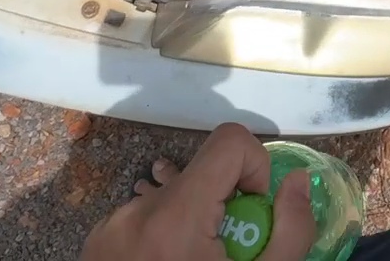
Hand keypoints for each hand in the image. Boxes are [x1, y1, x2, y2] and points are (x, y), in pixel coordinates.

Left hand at [81, 123, 315, 260]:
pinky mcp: (94, 248)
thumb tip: (294, 180)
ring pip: (175, 199)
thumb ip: (292, 231)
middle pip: (204, 174)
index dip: (256, 166)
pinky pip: (146, 221)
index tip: (255, 215)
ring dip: (197, 227)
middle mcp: (134, 214)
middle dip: (229, 208)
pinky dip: (167, 241)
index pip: (229, 141)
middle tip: (230, 259)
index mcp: (173, 218)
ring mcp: (107, 232)